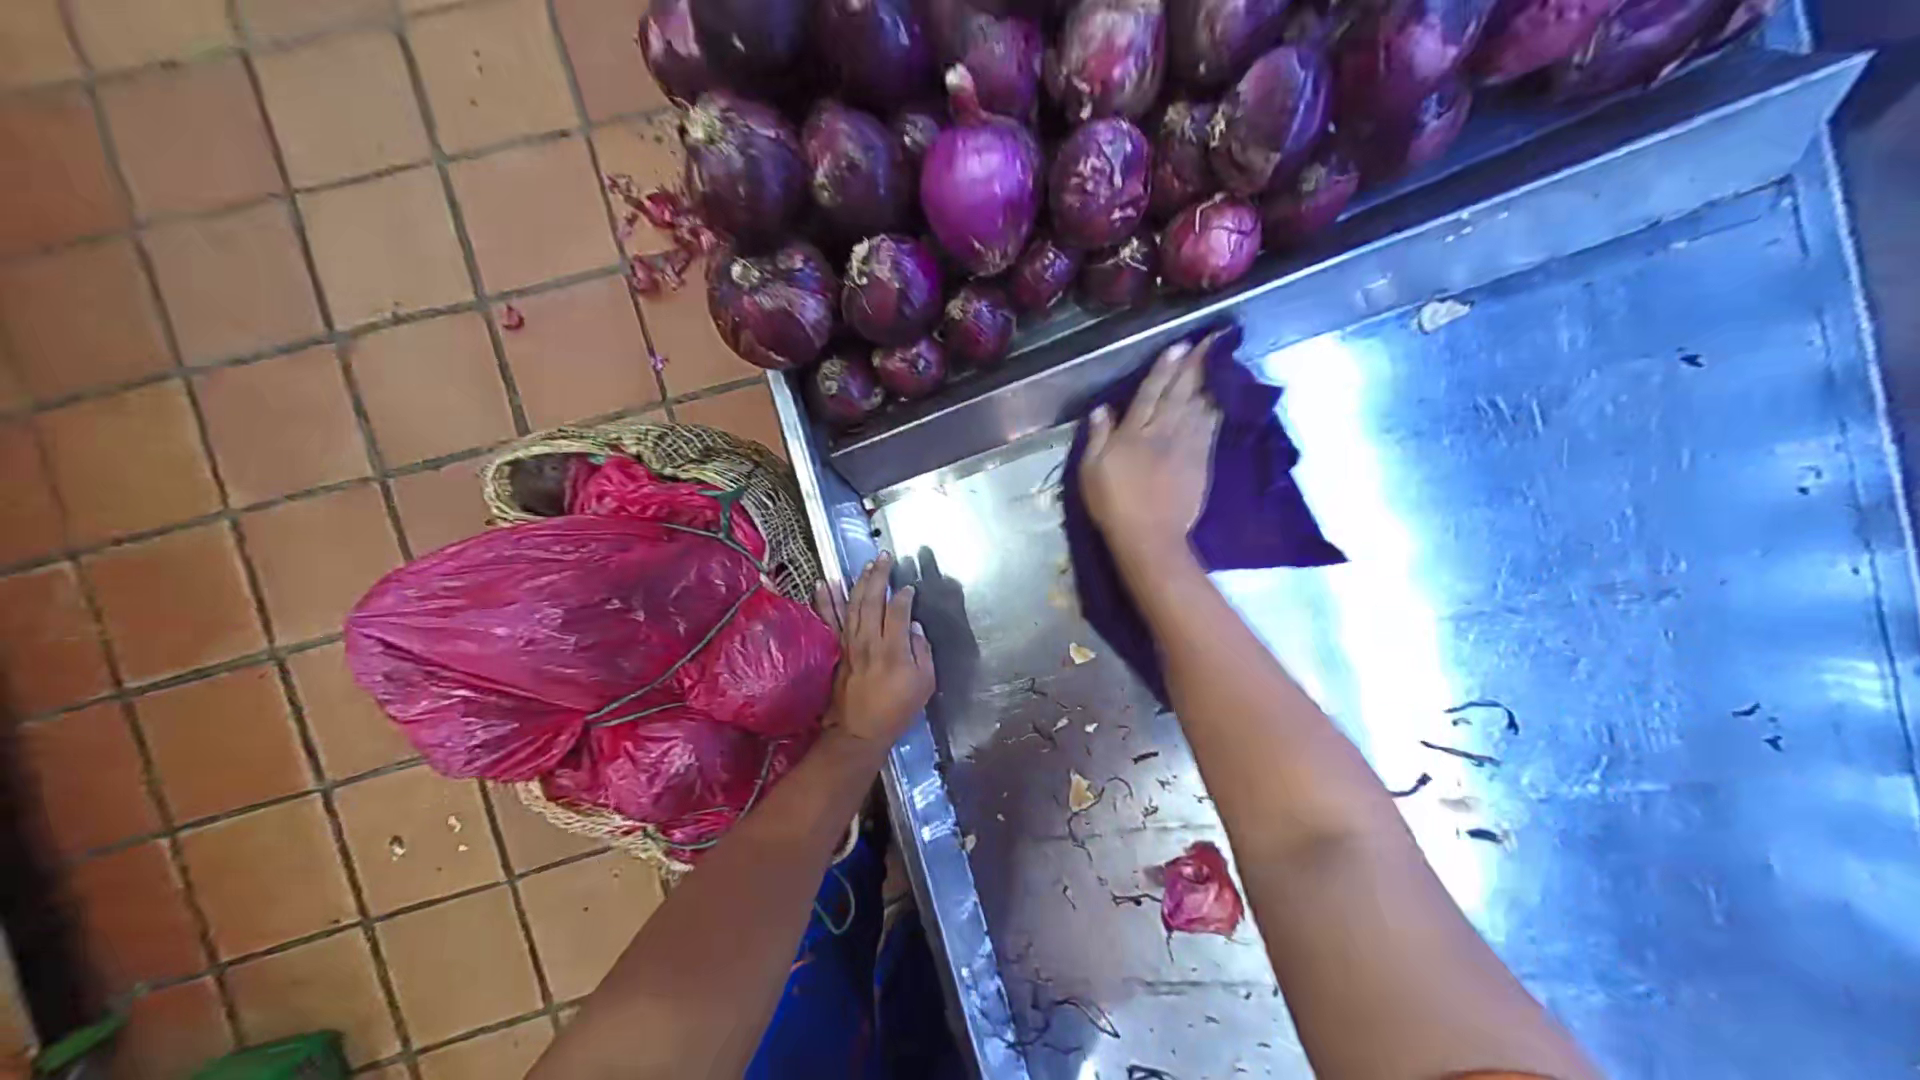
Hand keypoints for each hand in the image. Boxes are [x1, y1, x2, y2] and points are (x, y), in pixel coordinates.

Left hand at [812, 552, 935, 745]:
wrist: (860, 731)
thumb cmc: (897, 709)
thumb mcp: (924, 684)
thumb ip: (922, 651)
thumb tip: (913, 626)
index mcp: (893, 649)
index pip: (898, 611)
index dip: (904, 596)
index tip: (909, 587)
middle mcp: (869, 641)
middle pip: (872, 600)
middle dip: (879, 576)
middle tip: (884, 558)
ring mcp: (850, 644)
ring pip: (853, 605)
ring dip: (859, 582)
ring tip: (866, 565)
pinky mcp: (838, 650)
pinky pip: (830, 620)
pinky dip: (825, 601)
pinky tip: (823, 584)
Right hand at [1079, 337, 1221, 561]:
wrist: (1149, 536)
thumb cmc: (1113, 504)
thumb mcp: (1091, 470)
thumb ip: (1097, 437)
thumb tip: (1102, 408)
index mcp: (1134, 433)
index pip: (1151, 392)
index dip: (1165, 368)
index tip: (1180, 346)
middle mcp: (1162, 432)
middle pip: (1180, 392)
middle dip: (1194, 365)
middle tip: (1210, 340)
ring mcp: (1186, 446)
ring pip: (1199, 405)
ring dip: (1208, 381)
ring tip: (1218, 359)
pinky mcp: (1201, 461)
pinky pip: (1210, 428)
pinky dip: (1216, 409)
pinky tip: (1220, 396)